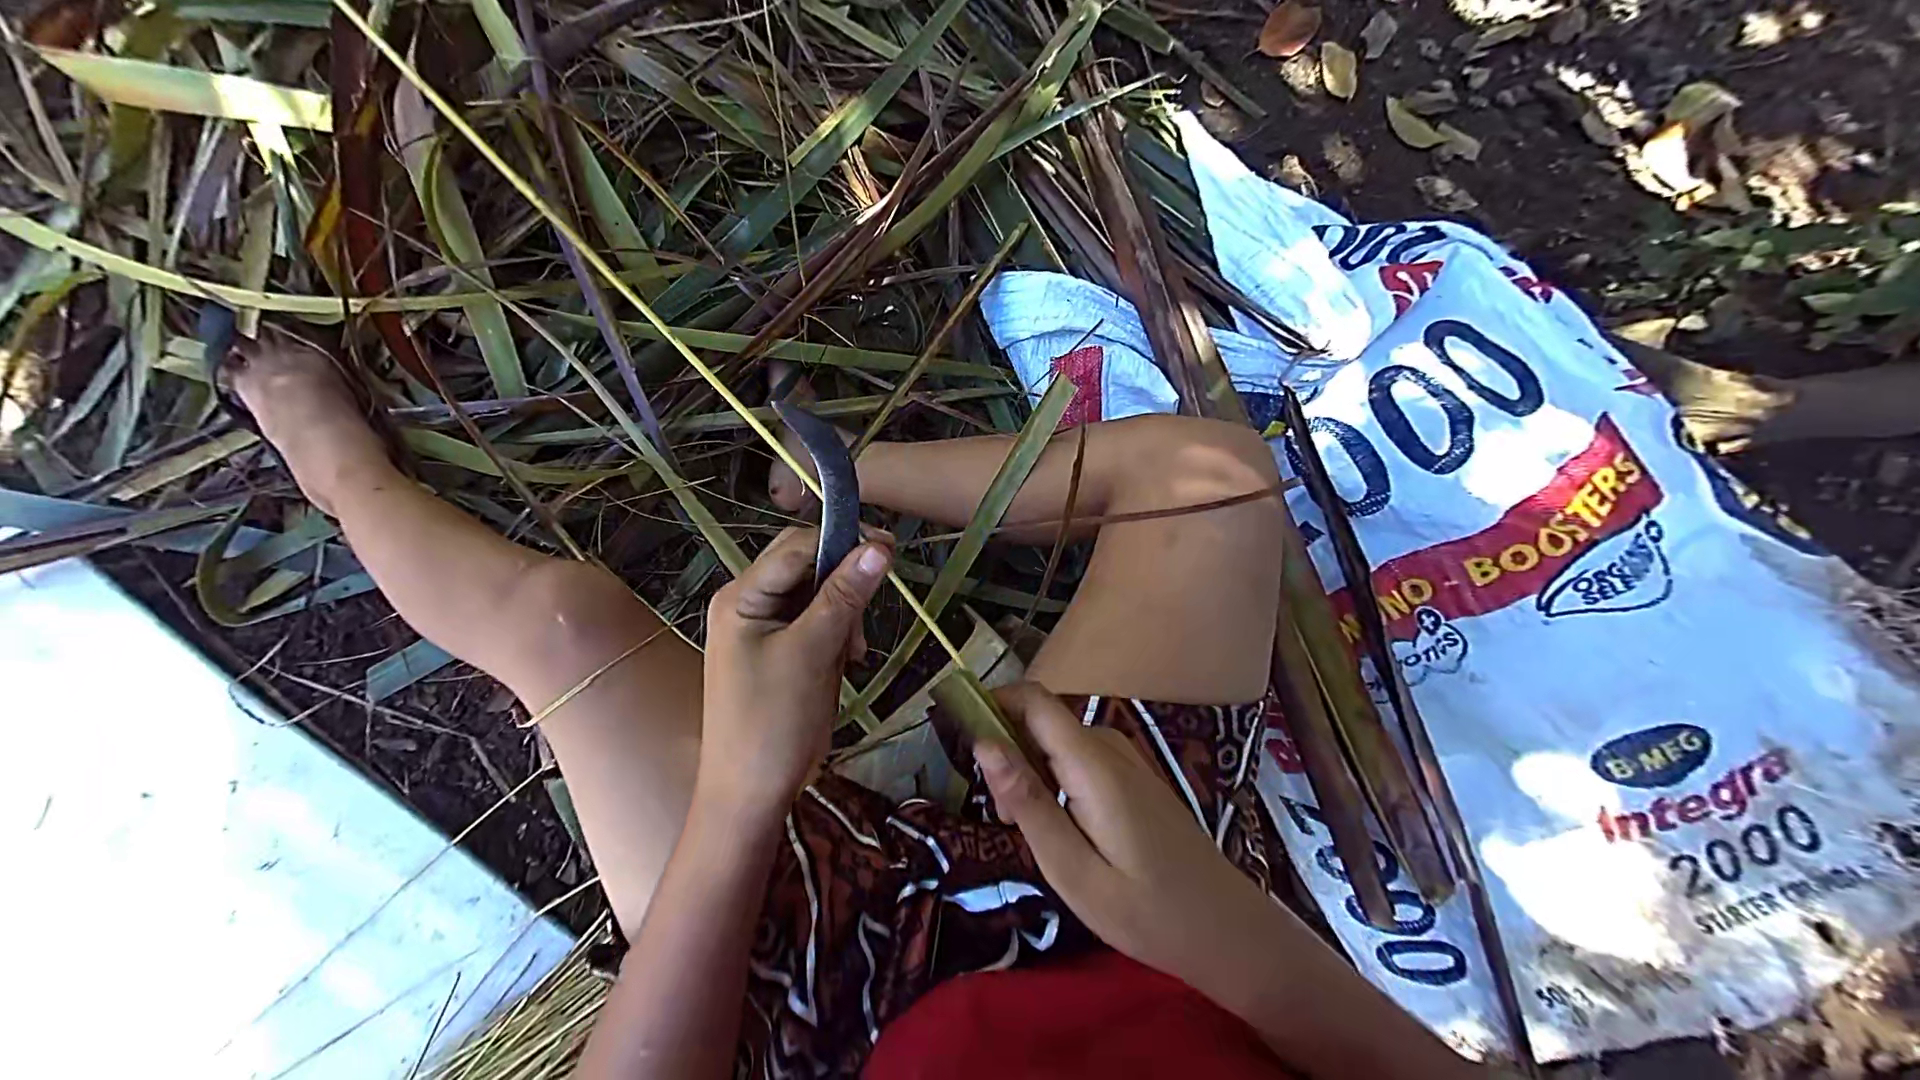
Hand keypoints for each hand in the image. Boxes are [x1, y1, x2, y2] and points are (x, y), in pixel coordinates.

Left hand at [698, 527, 891, 822]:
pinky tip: (847, 660)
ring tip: (853, 652)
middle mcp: (749, 604)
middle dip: (843, 584)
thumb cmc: (773, 722)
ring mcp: (765, 629)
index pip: (796, 548)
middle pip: (806, 568)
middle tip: (871, 608)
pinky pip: (818, 624)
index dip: (842, 541)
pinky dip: (838, 636)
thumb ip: (844, 596)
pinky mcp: (783, 651)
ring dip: (844, 615)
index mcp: (741, 597)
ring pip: (818, 596)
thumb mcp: (812, 654)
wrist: (752, 795)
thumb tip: (880, 547)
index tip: (891, 549)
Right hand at [976, 683, 1279, 1001]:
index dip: (991, 702)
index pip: (1034, 699)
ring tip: (1027, 830)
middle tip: (999, 816)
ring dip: (1028, 770)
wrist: (1229, 932)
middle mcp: (1110, 746)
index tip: (957, 735)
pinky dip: (1053, 779)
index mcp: (1093, 763)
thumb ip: (1027, 803)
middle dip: (1006, 751)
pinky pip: (1078, 757)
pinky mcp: (1132, 776)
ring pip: (1056, 741)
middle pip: (1040, 720)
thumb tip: (983, 744)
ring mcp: (1126, 759)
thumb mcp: (1073, 869)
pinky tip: (1061, 828)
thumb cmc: (1147, 912)